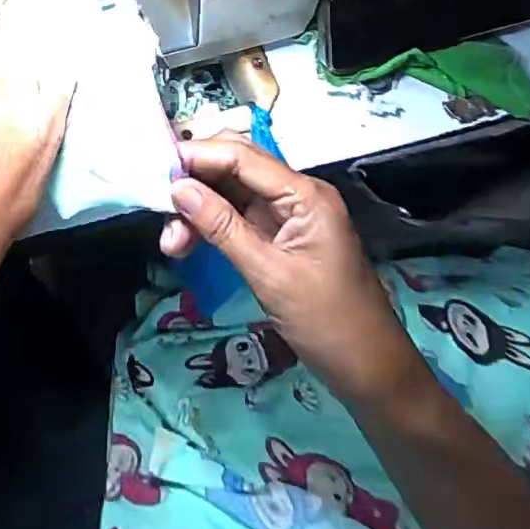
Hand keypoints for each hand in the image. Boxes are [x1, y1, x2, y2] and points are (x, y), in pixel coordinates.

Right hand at [161, 135, 420, 402]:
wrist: (371, 372)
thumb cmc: (328, 322)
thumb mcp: (269, 274)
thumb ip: (221, 226)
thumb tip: (177, 189)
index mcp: (304, 194)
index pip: (242, 156)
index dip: (198, 156)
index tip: (158, 170)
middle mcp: (294, 193)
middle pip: (232, 167)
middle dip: (194, 183)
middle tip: (160, 205)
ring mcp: (284, 213)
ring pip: (227, 191)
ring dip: (196, 208)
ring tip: (171, 242)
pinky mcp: (276, 233)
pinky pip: (233, 214)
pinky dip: (208, 225)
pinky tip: (185, 243)